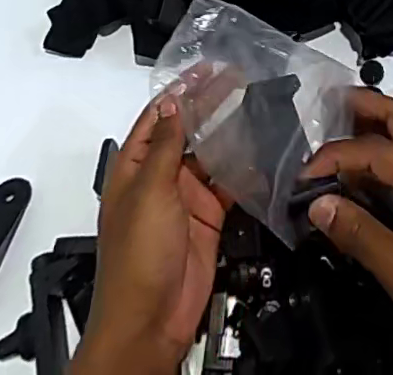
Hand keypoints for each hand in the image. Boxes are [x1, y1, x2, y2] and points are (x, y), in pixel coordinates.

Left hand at [73, 93, 230, 374]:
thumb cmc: (134, 261)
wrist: (151, 322)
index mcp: (134, 165)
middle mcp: (159, 176)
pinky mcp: (207, 218)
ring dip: (228, 133)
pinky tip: (259, 154)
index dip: (181, 90)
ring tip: (251, 106)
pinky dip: (243, 170)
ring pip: (210, 154)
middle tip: (235, 80)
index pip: (159, 115)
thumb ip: (163, 147)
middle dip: (209, 104)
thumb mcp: (148, 192)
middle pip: (188, 130)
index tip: (204, 69)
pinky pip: (227, 185)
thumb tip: (172, 105)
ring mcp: (184, 197)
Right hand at [303, 89, 392, 374]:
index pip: (377, 151)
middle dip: (363, 106)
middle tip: (327, 107)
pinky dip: (385, 156)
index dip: (336, 156)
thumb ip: (363, 237)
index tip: (308, 174)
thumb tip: (323, 207)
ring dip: (374, 128)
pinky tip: (365, 175)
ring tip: (338, 135)